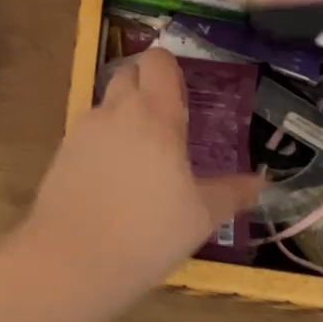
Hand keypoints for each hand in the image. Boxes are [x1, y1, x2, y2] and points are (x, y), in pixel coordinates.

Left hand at [21, 49, 263, 294]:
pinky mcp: (63, 149)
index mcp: (155, 116)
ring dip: (123, 115)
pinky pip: (89, 130)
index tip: (182, 93)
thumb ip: (231, 193)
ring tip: (140, 157)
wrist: (72, 259)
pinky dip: (103, 141)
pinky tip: (112, 178)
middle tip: (165, 122)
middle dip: (145, 87)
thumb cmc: (147, 234)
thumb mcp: (200, 218)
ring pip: (107, 103)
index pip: (158, 62)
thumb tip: (260, 181)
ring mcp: (85, 127)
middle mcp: (117, 110)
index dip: (169, 69)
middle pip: (129, 74)